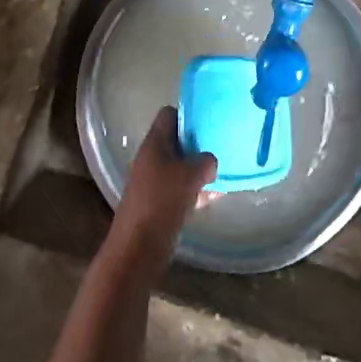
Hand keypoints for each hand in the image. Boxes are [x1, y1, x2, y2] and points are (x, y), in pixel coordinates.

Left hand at [110, 108, 216, 257]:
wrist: (138, 246)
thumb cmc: (162, 201)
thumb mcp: (190, 175)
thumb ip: (205, 161)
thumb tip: (210, 160)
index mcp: (154, 142)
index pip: (169, 114)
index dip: (188, 114)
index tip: (210, 120)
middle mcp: (151, 157)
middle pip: (175, 140)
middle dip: (197, 143)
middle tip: (220, 146)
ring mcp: (152, 180)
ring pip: (179, 164)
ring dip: (197, 167)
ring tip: (222, 171)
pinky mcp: (157, 201)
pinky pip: (178, 186)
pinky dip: (194, 188)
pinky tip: (212, 196)